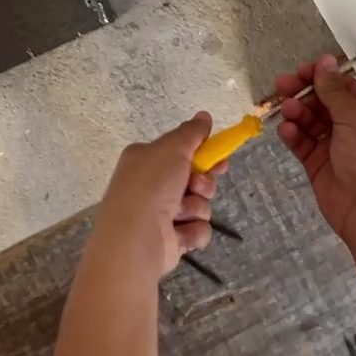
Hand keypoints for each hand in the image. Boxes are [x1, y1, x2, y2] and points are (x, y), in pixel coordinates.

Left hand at [90, 113, 221, 276]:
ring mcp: (160, 214)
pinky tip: (179, 234)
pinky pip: (196, 229)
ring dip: (195, 208)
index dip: (204, 154)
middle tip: (199, 187)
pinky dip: (192, 231)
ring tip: (180, 213)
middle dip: (202, 183)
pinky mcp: (170, 240)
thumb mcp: (172, 149)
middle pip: (194, 178)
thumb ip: (192, 133)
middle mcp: (150, 185)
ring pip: (198, 204)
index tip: (221, 160)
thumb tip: (204, 115)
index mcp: (145, 159)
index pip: (180, 151)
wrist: (135, 241)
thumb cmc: (151, 187)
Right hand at [276, 54, 355, 243]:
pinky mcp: (318, 165)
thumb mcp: (355, 119)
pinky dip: (294, 135)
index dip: (322, 77)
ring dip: (297, 113)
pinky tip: (286, 130)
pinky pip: (303, 144)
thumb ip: (334, 91)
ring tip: (286, 109)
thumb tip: (325, 60)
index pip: (343, 88)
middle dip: (303, 93)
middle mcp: (353, 128)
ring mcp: (335, 147)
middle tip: (282, 85)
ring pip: (310, 122)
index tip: (301, 71)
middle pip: (323, 103)